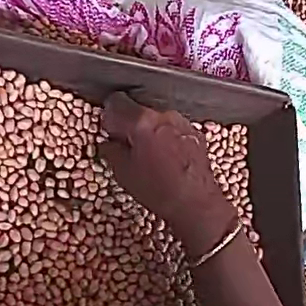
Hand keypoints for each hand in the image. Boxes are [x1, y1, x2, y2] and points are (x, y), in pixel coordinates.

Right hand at [98, 92, 235, 249]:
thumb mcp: (124, 173)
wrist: (196, 203)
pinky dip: (167, 139)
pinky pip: (173, 129)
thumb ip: (111, 150)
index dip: (109, 118)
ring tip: (150, 158)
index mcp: (142, 121)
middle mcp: (164, 116)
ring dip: (150, 132)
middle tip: (127, 149)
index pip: (116, 102)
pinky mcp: (195, 134)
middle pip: (139, 110)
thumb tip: (108, 143)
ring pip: (158, 120)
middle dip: (131, 126)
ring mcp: (183, 123)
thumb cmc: (160, 191)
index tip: (109, 131)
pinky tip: (166, 160)